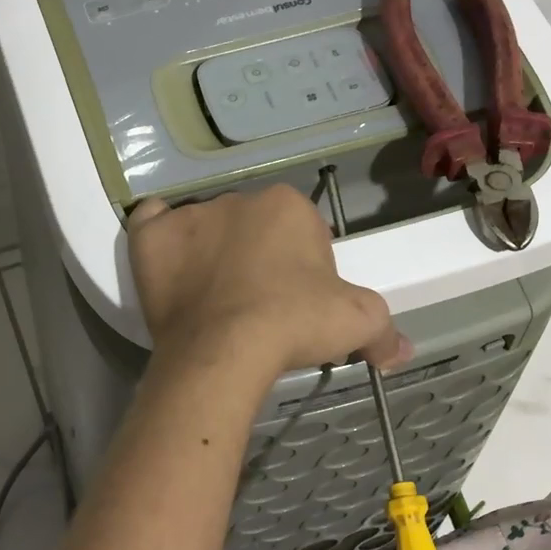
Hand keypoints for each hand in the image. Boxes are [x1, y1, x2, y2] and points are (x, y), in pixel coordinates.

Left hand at [125, 186, 409, 375]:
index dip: (302, 267)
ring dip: (212, 253)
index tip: (297, 302)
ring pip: (206, 229)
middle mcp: (237, 199)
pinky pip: (152, 224)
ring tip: (215, 301)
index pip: (300, 230)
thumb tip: (400, 351)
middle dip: (258, 258)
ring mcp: (189, 215)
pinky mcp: (150, 237)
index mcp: (287, 205)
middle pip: (252, 228)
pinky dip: (159, 237)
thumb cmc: (293, 323)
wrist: (223, 349)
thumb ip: (384, 330)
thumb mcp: (357, 323)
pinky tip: (167, 261)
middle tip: (259, 306)